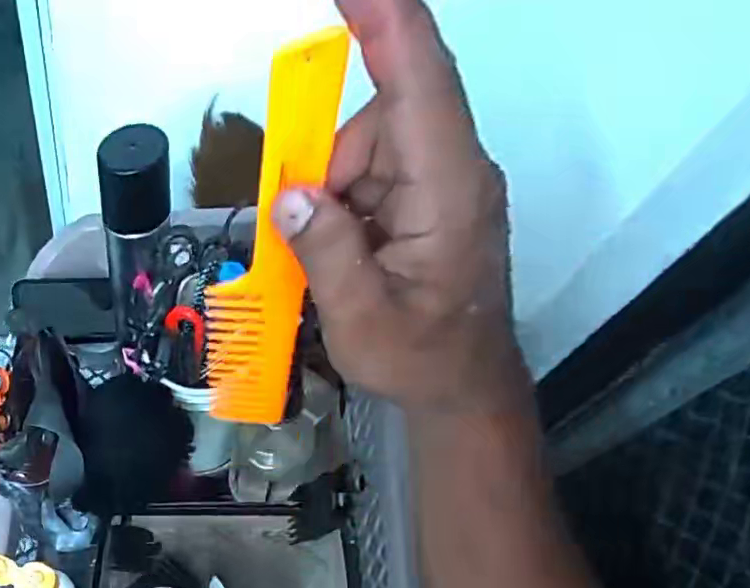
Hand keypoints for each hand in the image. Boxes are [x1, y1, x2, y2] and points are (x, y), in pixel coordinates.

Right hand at [275, 0, 527, 417]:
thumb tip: (287, 195)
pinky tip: (344, 259)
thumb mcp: (361, 317)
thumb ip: (325, 252)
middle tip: (298, 234)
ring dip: (333, 199)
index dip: (383, 19)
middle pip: (380, 120)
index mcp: (448, 189)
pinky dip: (345, 212)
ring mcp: (444, 186)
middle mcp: (453, 171)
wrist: (462, 389)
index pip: (419, 77)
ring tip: (331, 266)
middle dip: (326, 168)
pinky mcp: (432, 204)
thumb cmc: (420, 359)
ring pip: (370, 153)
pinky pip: (376, 181)